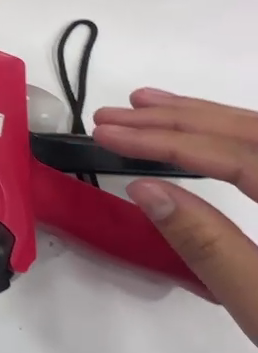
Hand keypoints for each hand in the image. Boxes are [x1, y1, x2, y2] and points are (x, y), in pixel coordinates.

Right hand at [94, 89, 257, 341]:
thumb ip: (209, 246)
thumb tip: (146, 190)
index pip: (246, 160)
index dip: (170, 141)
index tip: (108, 135)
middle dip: (184, 120)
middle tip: (115, 117)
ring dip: (209, 119)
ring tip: (145, 106)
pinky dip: (240, 136)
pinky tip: (205, 128)